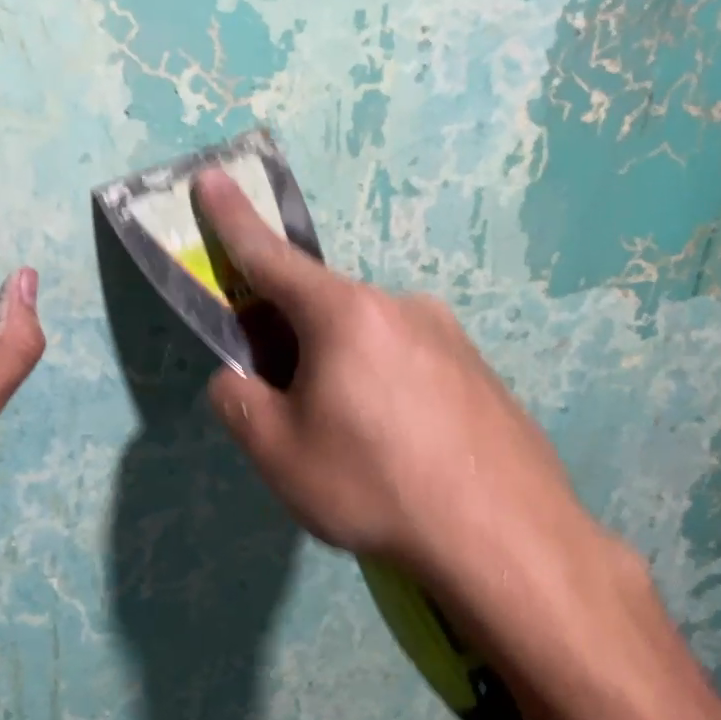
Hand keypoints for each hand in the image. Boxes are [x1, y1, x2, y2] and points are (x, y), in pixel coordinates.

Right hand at [194, 169, 590, 577]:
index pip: (269, 257)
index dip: (231, 219)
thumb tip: (241, 380)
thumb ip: (236, 400)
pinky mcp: (479, 372)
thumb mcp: (275, 451)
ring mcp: (448, 336)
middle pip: (317, 308)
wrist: (510, 542)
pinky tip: (393, 450)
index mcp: (344, 315)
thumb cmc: (375, 484)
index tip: (210, 177)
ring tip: (346, 443)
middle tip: (282, 402)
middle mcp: (400, 307)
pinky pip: (404, 363)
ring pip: (362, 340)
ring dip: (334, 369)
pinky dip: (378, 389)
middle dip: (285, 338)